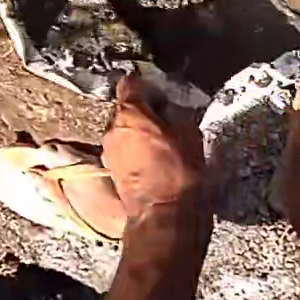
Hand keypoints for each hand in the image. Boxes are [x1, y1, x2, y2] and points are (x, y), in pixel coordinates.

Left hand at [102, 74, 204, 220]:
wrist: (164, 217)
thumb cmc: (179, 173)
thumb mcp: (190, 134)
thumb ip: (177, 113)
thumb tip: (171, 110)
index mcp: (130, 113)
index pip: (131, 82)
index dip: (149, 86)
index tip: (165, 97)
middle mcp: (112, 129)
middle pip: (126, 108)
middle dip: (145, 112)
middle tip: (169, 122)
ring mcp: (109, 153)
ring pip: (125, 132)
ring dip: (141, 134)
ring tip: (165, 146)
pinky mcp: (112, 173)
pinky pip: (125, 152)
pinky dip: (138, 153)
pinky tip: (156, 163)